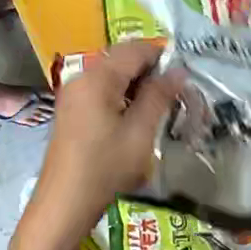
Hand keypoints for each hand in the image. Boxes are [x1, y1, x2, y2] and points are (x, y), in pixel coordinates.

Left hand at [25, 42, 184, 240]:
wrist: (64, 200)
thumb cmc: (105, 166)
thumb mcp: (140, 132)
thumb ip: (159, 97)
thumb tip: (178, 72)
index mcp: (97, 77)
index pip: (135, 49)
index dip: (163, 56)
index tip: (186, 74)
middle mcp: (80, 77)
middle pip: (121, 59)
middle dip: (150, 71)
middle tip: (176, 93)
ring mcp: (72, 93)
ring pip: (111, 76)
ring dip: (136, 85)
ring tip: (160, 107)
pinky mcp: (70, 110)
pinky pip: (99, 91)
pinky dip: (120, 96)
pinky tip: (135, 117)